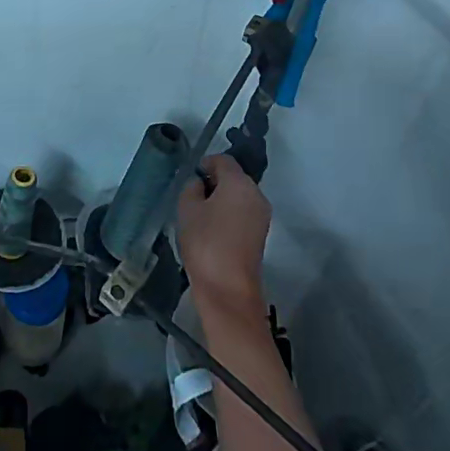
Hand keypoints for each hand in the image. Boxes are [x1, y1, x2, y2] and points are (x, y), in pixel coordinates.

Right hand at [177, 153, 270, 315]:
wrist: (228, 289)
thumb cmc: (205, 243)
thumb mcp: (187, 209)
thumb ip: (191, 188)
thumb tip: (200, 184)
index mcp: (240, 183)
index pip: (224, 160)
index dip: (205, 163)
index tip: (190, 177)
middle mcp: (256, 194)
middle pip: (234, 177)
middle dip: (214, 182)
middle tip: (192, 197)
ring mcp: (262, 215)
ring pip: (239, 196)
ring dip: (222, 199)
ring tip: (200, 215)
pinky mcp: (260, 234)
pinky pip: (243, 212)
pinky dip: (229, 214)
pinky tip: (212, 229)